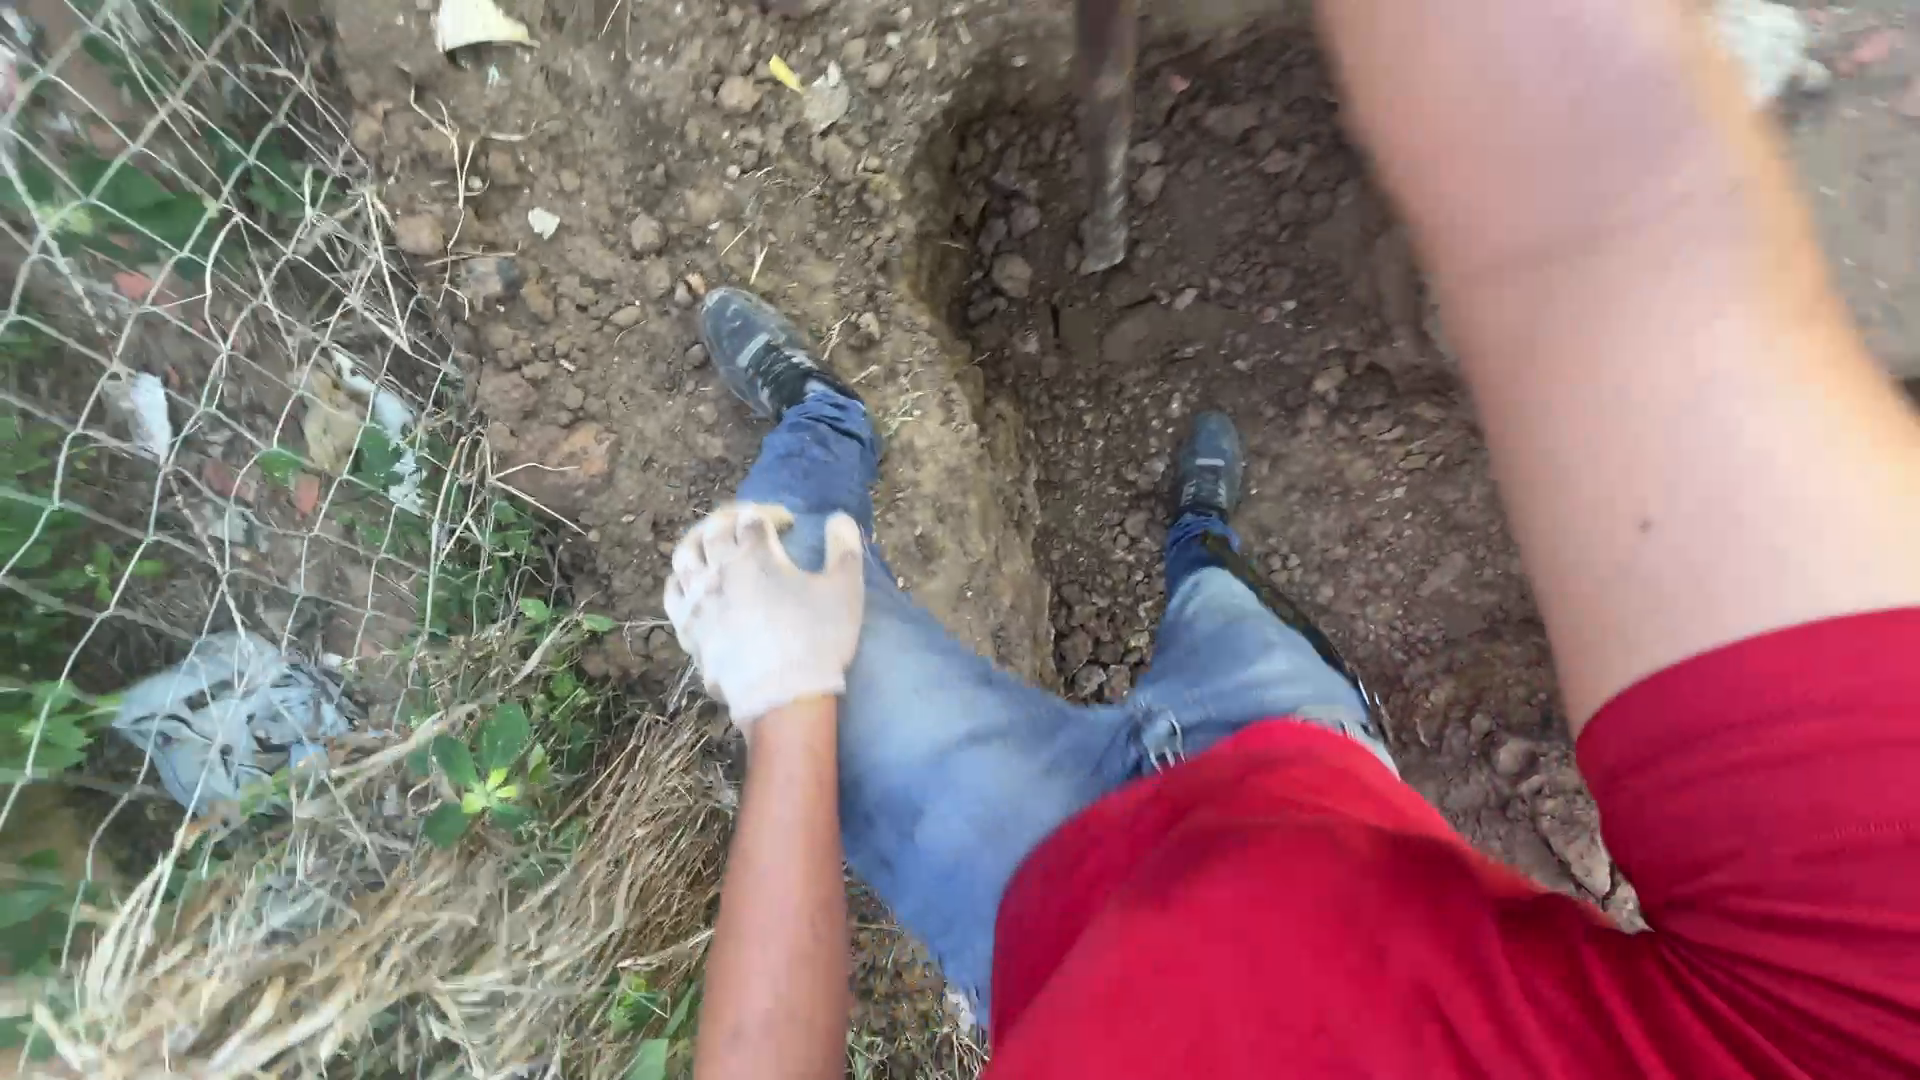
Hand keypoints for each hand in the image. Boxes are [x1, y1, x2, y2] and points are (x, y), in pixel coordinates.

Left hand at [664, 503, 865, 727]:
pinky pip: (673, 593)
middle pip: (714, 528)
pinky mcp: (688, 629)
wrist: (782, 697)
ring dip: (699, 539)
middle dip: (732, 518)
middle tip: (749, 523)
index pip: (754, 517)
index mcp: (756, 554)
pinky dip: (682, 577)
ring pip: (685, 555)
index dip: (770, 514)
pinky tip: (692, 580)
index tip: (786, 523)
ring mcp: (697, 600)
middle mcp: (719, 569)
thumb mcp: (846, 589)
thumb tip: (839, 518)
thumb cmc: (818, 639)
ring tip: (712, 541)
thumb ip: (845, 548)